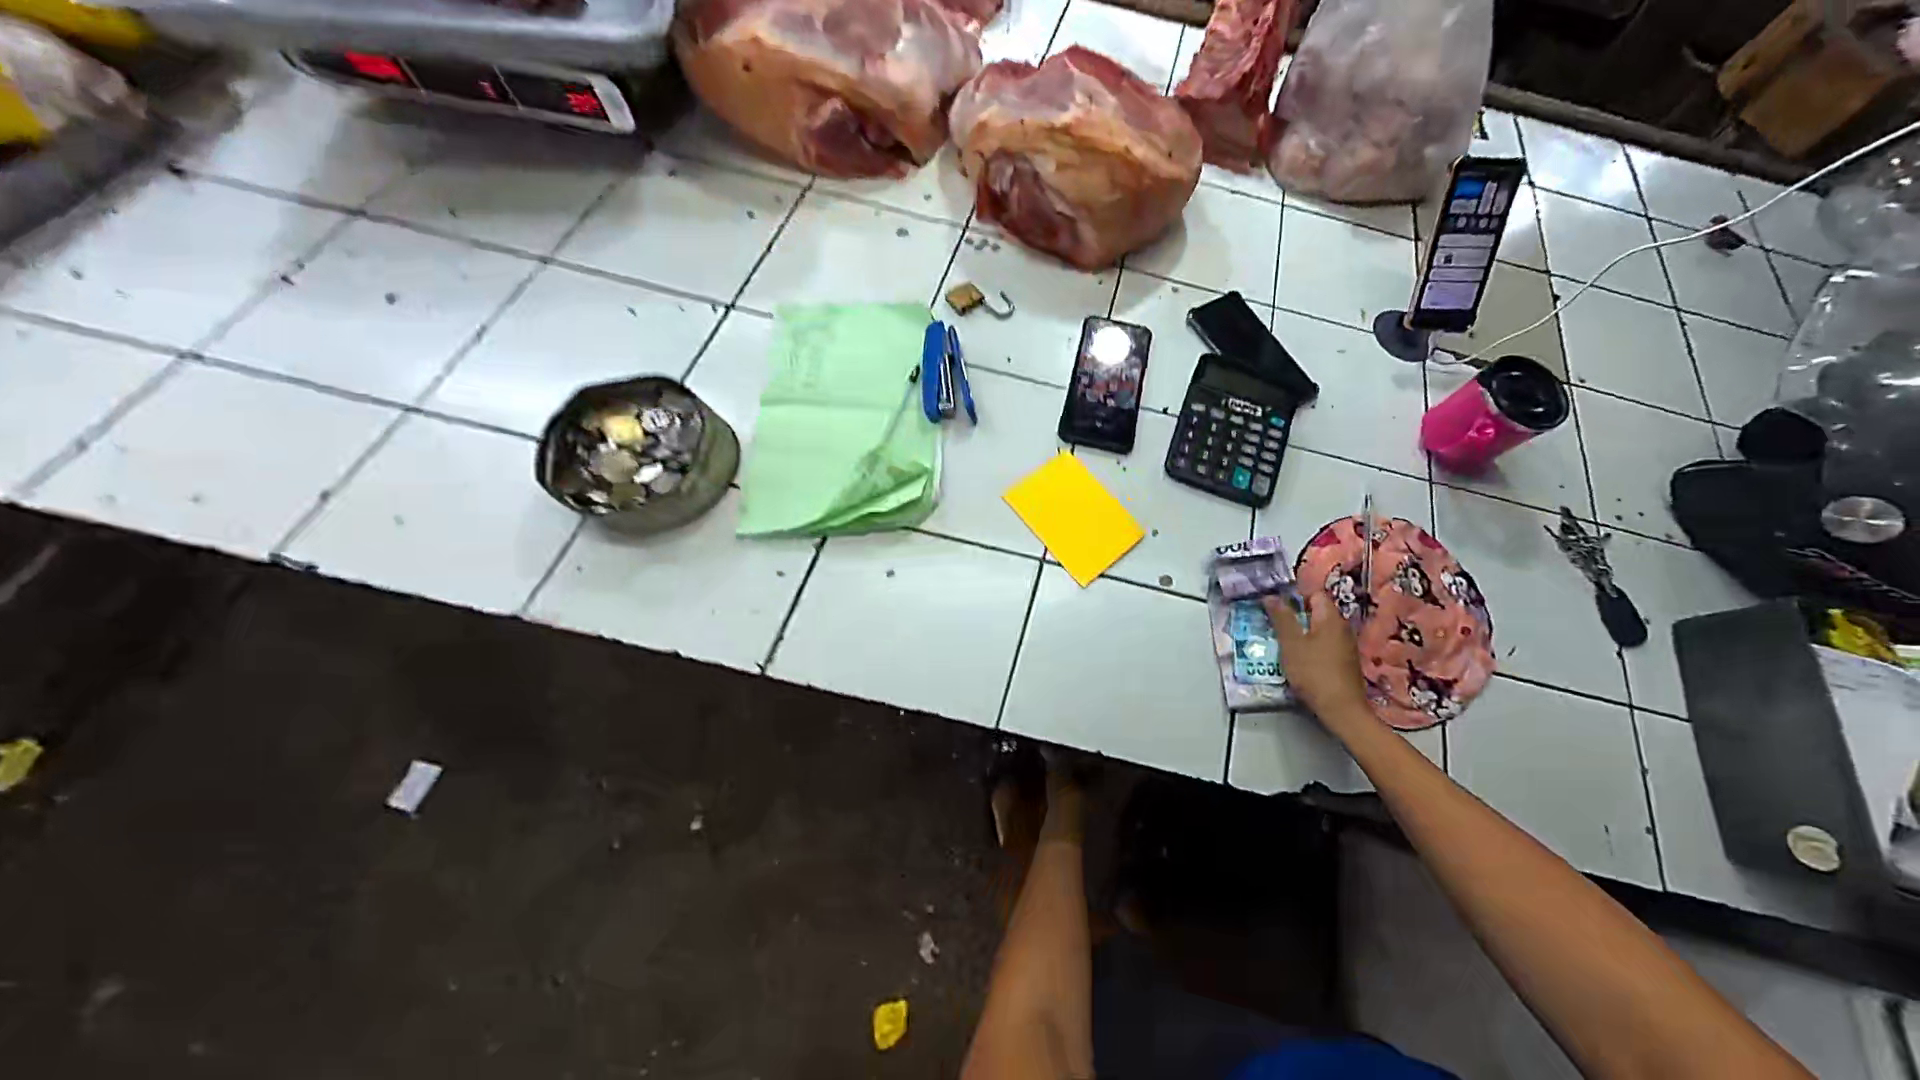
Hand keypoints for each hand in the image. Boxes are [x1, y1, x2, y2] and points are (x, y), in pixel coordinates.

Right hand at [1262, 591, 1373, 728]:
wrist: (1341, 709)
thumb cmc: (1314, 672)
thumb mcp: (1291, 644)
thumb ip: (1282, 618)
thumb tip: (1271, 596)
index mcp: (1331, 618)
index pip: (1314, 594)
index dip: (1294, 596)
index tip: (1275, 606)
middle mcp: (1342, 627)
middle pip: (1316, 612)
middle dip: (1295, 615)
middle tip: (1273, 623)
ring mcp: (1345, 645)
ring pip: (1319, 629)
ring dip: (1301, 632)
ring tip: (1281, 640)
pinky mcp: (1344, 660)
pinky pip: (1324, 644)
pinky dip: (1310, 645)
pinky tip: (1297, 657)